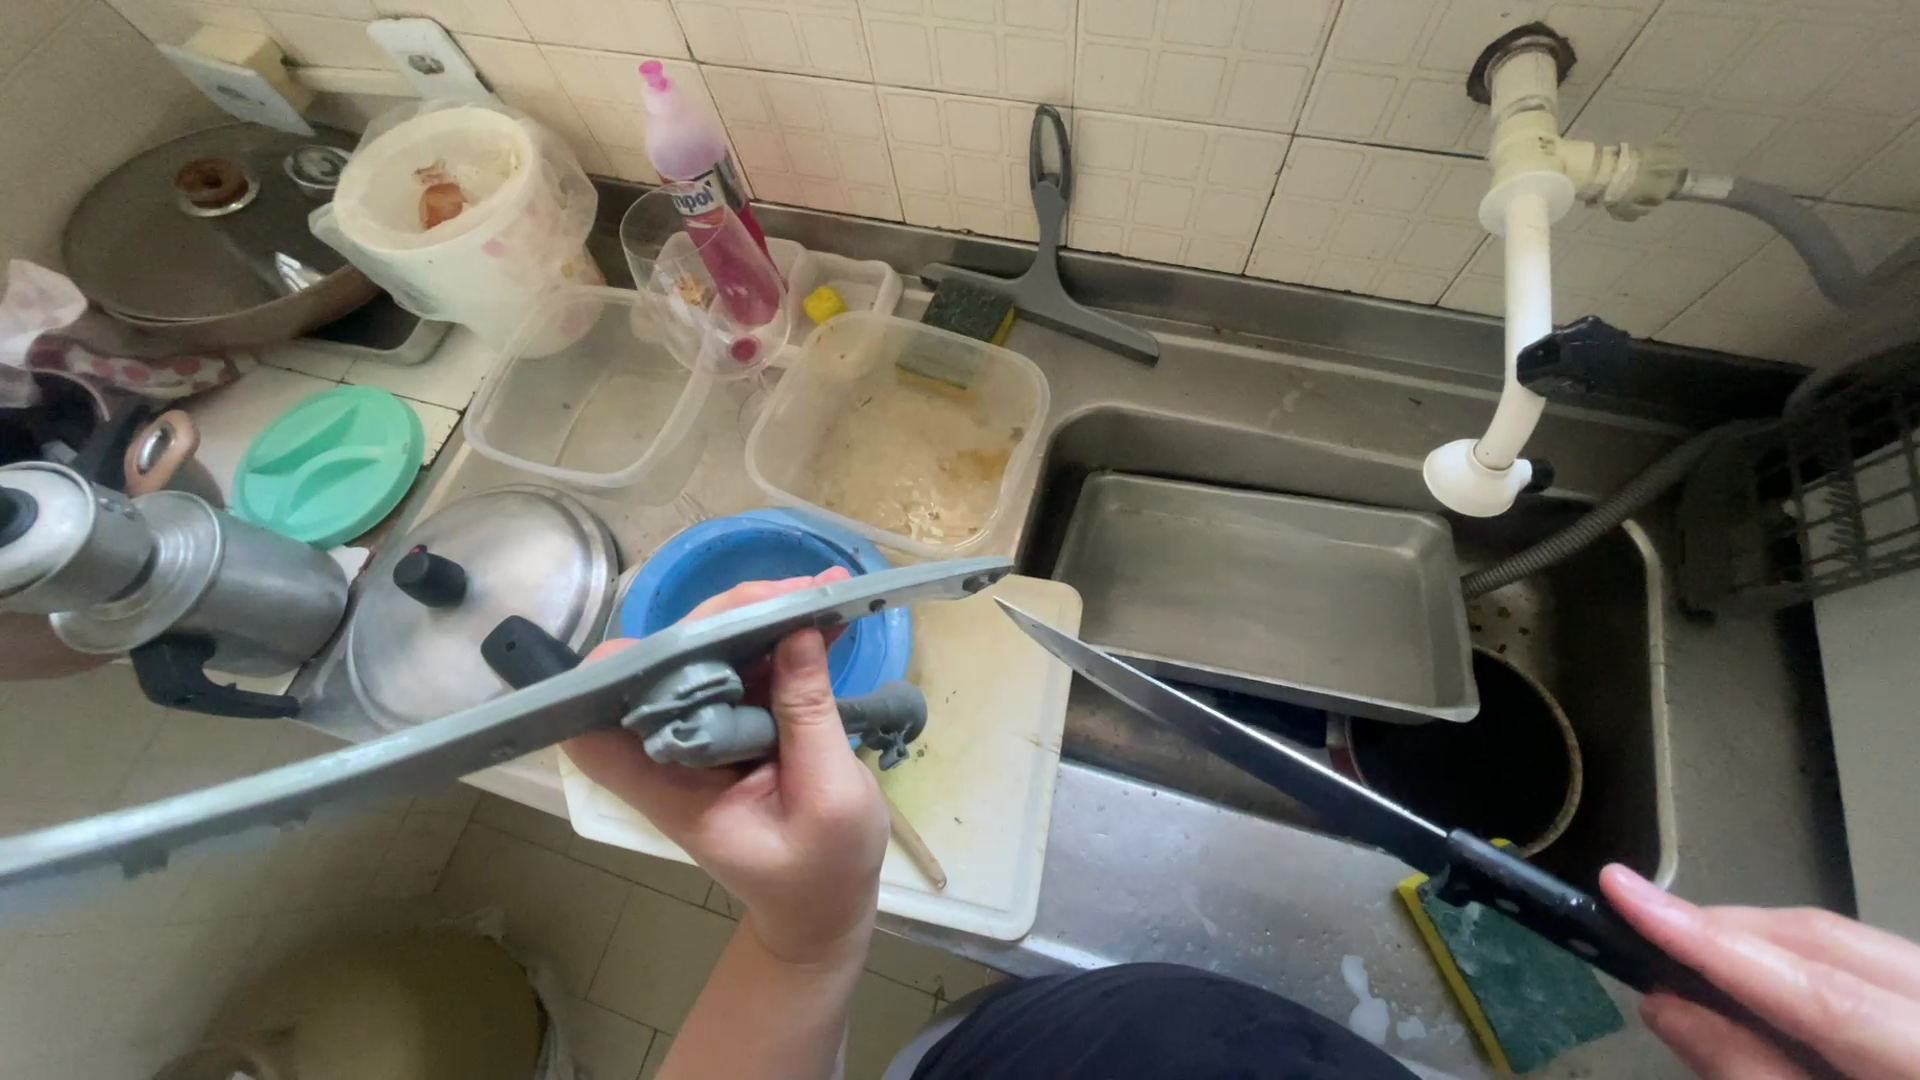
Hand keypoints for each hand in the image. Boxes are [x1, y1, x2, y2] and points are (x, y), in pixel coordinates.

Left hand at [562, 569, 888, 966]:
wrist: (829, 904)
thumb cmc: (824, 870)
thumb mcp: (829, 798)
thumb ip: (809, 716)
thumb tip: (796, 632)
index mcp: (674, 787)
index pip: (600, 732)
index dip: (613, 677)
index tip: (674, 638)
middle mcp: (680, 751)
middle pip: (670, 668)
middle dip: (726, 618)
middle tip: (795, 591)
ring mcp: (713, 732)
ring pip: (716, 656)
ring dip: (764, 617)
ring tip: (824, 587)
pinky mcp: (746, 722)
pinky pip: (755, 668)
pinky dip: (786, 638)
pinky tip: (827, 612)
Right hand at [1601, 864, 1919, 1079]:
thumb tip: (1663, 1003)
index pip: (1823, 995)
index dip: (1710, 940)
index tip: (1618, 888)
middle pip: (1838, 948)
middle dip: (1731, 930)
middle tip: (1645, 927)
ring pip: (1856, 944)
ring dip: (1762, 943)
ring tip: (1696, 958)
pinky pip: (1879, 966)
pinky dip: (1808, 965)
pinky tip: (1766, 984)